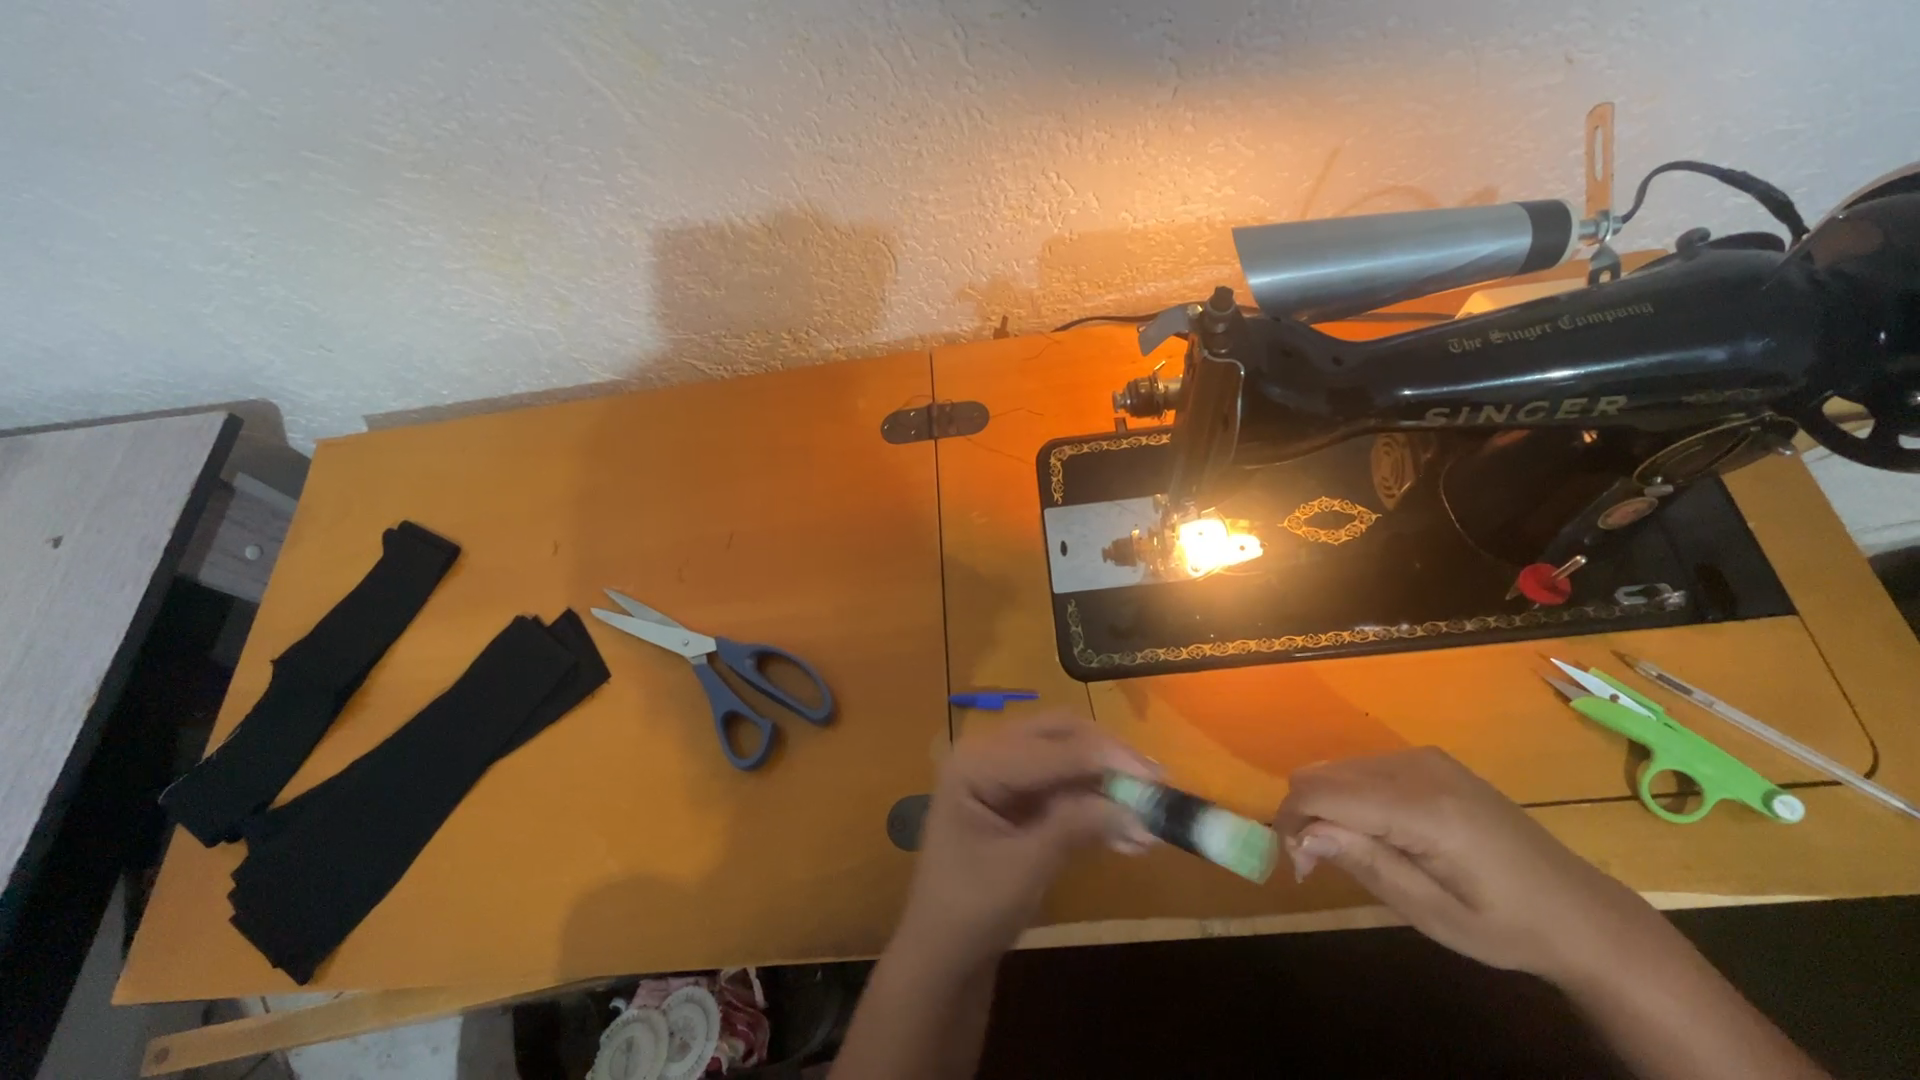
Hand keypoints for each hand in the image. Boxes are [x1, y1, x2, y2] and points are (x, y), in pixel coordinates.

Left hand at [897, 712, 1157, 965]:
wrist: (942, 953)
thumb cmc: (971, 910)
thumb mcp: (1025, 869)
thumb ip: (1076, 827)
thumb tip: (1139, 809)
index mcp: (975, 762)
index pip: (1051, 747)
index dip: (1106, 758)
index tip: (1156, 780)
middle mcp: (986, 754)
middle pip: (1061, 736)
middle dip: (1109, 757)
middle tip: (1156, 784)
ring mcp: (1001, 773)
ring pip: (1067, 756)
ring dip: (1107, 780)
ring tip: (1150, 813)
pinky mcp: (1017, 795)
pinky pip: (1064, 783)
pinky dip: (1096, 800)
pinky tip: (1128, 830)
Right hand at [1274, 747, 1667, 983]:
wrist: (1577, 911)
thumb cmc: (1504, 925)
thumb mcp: (1430, 911)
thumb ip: (1365, 862)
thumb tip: (1302, 833)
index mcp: (1424, 808)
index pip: (1322, 792)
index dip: (1292, 825)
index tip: (1300, 870)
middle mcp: (1420, 768)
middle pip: (1322, 774)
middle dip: (1303, 815)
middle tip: (1317, 866)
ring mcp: (1427, 759)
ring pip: (1338, 768)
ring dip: (1323, 805)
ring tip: (1343, 852)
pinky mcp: (1432, 761)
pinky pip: (1364, 767)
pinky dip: (1347, 795)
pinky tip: (1370, 831)